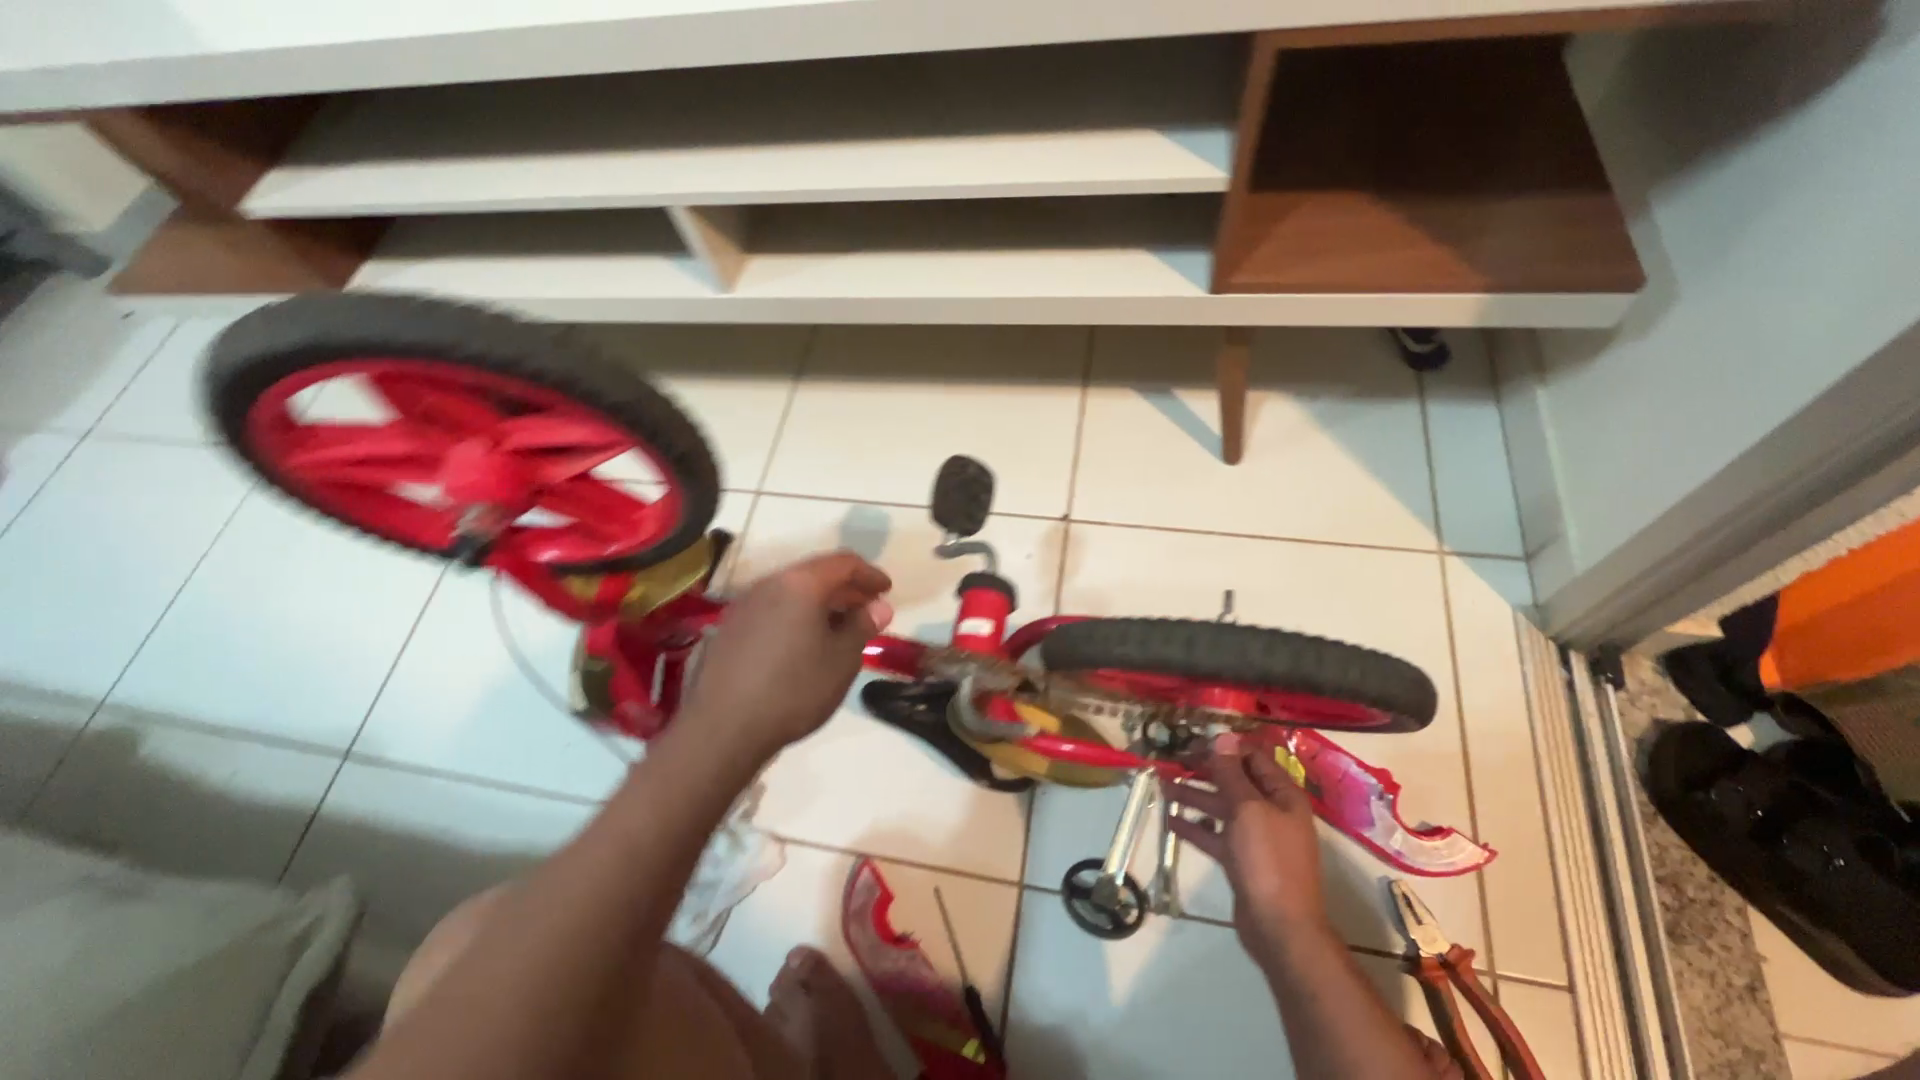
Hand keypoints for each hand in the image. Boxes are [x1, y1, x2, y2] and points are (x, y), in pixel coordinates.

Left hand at [681, 552, 892, 760]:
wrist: (723, 728)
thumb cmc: (794, 690)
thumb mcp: (842, 660)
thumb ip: (862, 626)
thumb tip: (878, 606)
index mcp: (800, 583)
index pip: (843, 563)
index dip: (869, 574)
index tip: (887, 591)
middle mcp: (768, 584)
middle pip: (814, 574)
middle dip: (845, 589)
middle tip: (867, 611)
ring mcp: (743, 605)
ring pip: (790, 592)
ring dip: (819, 604)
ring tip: (838, 630)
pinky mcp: (728, 629)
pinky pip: (771, 610)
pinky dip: (795, 617)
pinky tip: (803, 645)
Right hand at [1165, 732, 1331, 963]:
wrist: (1281, 927)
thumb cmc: (1268, 861)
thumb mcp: (1248, 809)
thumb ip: (1232, 774)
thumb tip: (1224, 737)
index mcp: (1283, 795)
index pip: (1253, 759)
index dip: (1224, 748)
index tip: (1192, 742)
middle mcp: (1272, 812)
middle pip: (1235, 782)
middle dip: (1205, 771)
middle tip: (1173, 762)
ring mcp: (1258, 838)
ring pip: (1222, 809)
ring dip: (1195, 796)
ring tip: (1163, 786)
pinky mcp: (1242, 861)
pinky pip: (1216, 835)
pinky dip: (1195, 826)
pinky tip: (1170, 820)